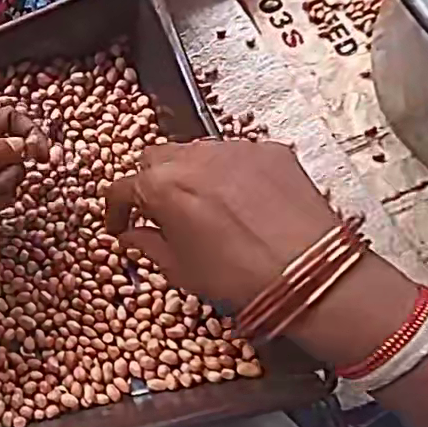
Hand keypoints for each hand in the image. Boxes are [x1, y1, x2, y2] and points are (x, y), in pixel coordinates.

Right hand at [103, 139, 342, 306]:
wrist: (311, 275)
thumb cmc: (238, 277)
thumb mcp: (178, 268)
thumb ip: (147, 244)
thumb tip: (133, 236)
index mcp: (161, 187)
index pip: (121, 188)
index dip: (116, 210)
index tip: (121, 224)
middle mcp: (193, 158)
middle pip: (154, 158)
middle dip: (149, 182)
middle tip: (157, 210)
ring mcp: (234, 149)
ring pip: (194, 151)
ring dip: (186, 173)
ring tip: (198, 204)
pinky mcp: (270, 151)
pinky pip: (234, 154)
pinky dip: (226, 172)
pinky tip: (237, 200)